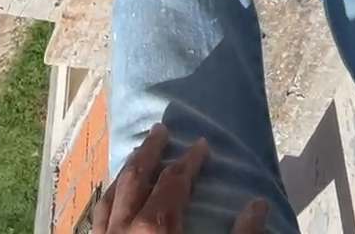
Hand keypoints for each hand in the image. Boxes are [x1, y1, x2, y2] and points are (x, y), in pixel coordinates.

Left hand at [93, 123, 268, 233]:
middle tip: (159, 130)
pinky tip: (112, 206)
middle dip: (149, 152)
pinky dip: (107, 204)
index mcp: (156, 227)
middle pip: (136, 177)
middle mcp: (124, 230)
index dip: (190, 160)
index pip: (175, 179)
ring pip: (110, 198)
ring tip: (134, 158)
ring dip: (124, 173)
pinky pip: (96, 224)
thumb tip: (258, 204)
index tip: (202, 145)